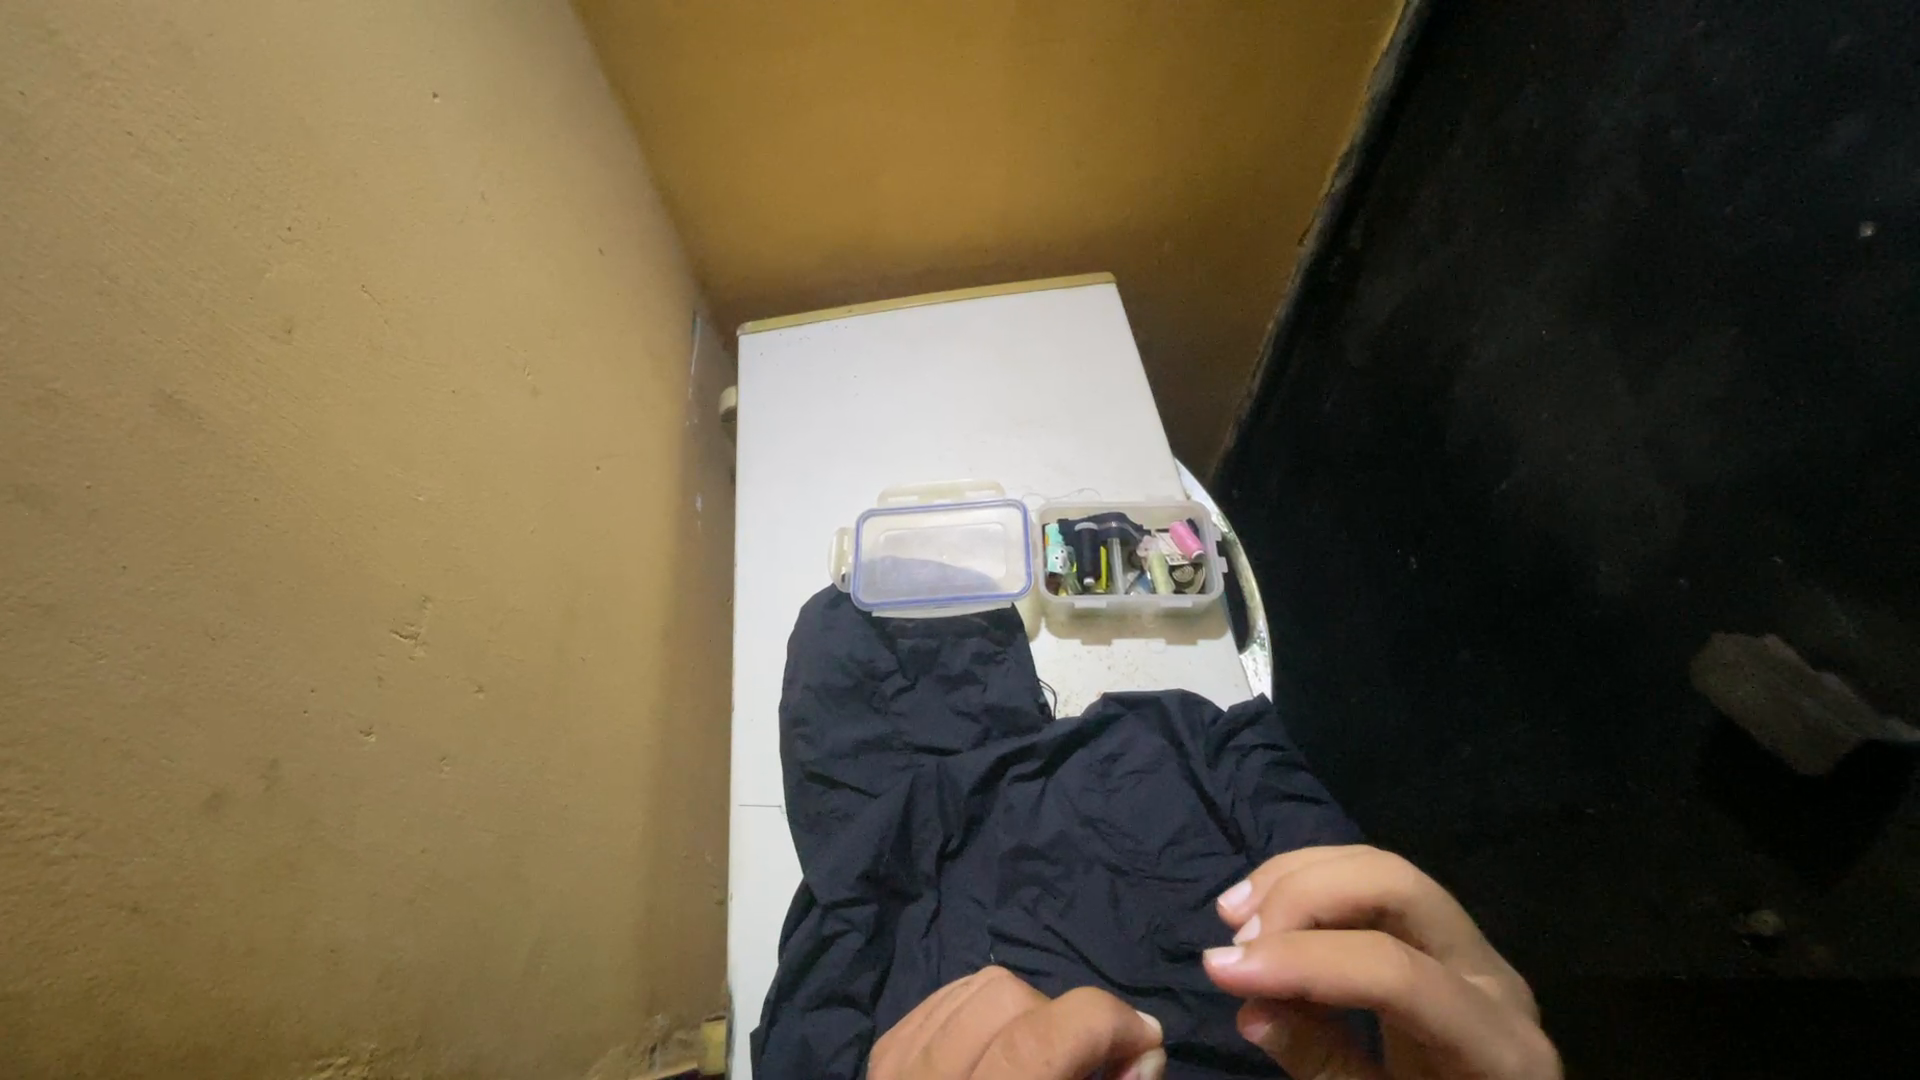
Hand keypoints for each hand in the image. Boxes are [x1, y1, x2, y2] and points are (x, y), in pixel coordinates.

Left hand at [870, 965, 1166, 1079]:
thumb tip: (1143, 1047)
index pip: (1037, 1043)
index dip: (1104, 1022)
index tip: (1146, 1038)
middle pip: (1006, 1002)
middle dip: (1065, 1020)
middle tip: (1096, 1061)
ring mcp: (893, 1067)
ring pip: (978, 988)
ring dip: (1030, 1011)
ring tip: (1049, 1056)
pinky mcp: (884, 1053)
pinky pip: (950, 996)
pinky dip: (990, 1009)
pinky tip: (1007, 1044)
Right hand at [1204, 845, 1558, 1079]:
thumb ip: (1323, 1066)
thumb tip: (1251, 1009)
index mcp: (1499, 1045)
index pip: (1396, 973)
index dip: (1303, 961)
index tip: (1222, 970)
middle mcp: (1491, 974)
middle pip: (1394, 885)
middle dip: (1302, 895)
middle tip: (1238, 935)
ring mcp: (1465, 944)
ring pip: (1373, 866)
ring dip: (1292, 878)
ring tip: (1232, 914)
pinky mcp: (1431, 933)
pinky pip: (1364, 879)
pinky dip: (1302, 881)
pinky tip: (1259, 908)